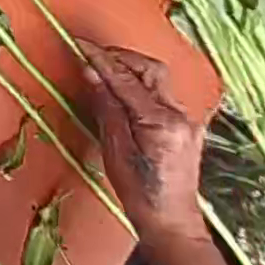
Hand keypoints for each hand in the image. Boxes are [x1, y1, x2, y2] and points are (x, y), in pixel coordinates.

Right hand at [75, 38, 207, 247]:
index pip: (125, 78)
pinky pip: (159, 93)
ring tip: (103, 69)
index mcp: (160, 121)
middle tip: (92, 54)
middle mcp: (179, 114)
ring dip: (129, 67)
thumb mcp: (114, 148)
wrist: (172, 220)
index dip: (100, 58)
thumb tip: (91, 73)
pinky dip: (138, 83)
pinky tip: (121, 89)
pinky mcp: (184, 124)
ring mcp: (186, 119)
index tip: (78, 44)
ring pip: (157, 78)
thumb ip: (106, 106)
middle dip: (120, 56)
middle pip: (150, 69)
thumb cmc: (138, 189)